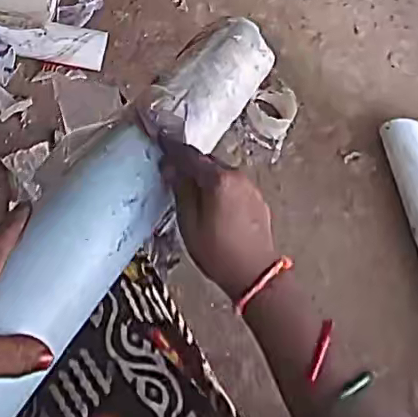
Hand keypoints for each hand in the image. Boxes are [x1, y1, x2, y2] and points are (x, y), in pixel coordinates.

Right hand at [161, 140, 280, 299]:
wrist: (256, 276)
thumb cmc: (217, 251)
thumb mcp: (188, 221)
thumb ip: (180, 189)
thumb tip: (172, 168)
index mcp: (218, 178)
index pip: (189, 155)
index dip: (172, 148)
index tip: (160, 140)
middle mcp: (236, 176)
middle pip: (207, 162)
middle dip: (189, 164)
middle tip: (172, 172)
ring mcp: (250, 187)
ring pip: (220, 173)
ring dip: (205, 176)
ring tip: (192, 191)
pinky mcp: (257, 199)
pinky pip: (233, 185)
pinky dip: (220, 188)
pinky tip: (214, 204)